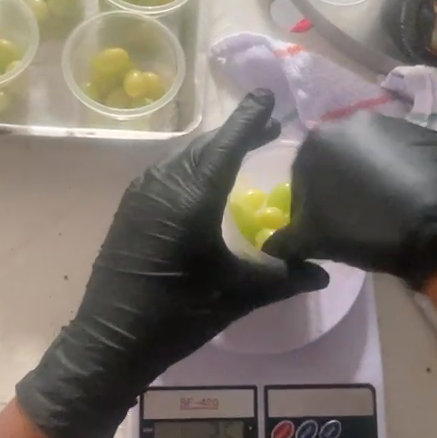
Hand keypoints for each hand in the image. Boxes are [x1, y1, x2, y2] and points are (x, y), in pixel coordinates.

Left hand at [15, 91, 328, 437]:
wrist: (111, 341)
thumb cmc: (178, 316)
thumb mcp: (237, 296)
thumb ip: (284, 278)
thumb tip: (325, 273)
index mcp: (193, 198)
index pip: (227, 144)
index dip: (249, 119)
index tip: (267, 96)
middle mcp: (164, 185)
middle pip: (206, 146)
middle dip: (238, 134)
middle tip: (268, 129)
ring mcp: (141, 194)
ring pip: (184, 157)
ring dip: (214, 150)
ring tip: (243, 150)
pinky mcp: (130, 208)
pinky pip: (167, 173)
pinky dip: (192, 167)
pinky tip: (206, 181)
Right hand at [268, 114, 436, 288]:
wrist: (436, 228)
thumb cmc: (364, 229)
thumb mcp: (314, 241)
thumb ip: (285, 241)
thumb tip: (269, 248)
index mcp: (318, 141)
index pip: (303, 176)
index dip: (311, 205)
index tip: (325, 227)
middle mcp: (353, 121)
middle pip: (339, 160)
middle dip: (343, 185)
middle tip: (355, 218)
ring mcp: (395, 124)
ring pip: (373, 155)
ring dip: (373, 176)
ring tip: (386, 210)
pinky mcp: (429, 135)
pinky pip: (406, 156)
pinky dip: (403, 174)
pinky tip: (410, 200)